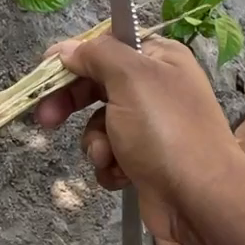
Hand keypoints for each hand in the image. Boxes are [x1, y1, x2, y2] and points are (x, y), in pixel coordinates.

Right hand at [34, 35, 244, 201]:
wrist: (198, 199)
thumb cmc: (165, 131)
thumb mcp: (130, 77)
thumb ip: (97, 55)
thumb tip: (69, 49)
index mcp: (159, 58)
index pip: (108, 46)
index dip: (75, 56)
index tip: (46, 70)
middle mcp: (155, 88)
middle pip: (97, 85)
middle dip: (72, 104)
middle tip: (45, 119)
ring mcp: (150, 127)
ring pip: (99, 125)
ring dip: (95, 142)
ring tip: (107, 156)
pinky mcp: (144, 160)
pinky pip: (110, 155)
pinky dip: (109, 165)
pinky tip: (121, 175)